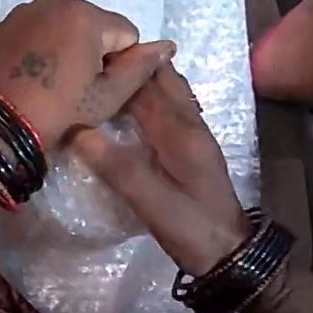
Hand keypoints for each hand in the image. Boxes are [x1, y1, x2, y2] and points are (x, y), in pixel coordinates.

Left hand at [0, 0, 176, 146]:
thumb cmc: (58, 111)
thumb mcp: (106, 96)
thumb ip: (140, 68)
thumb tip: (168, 46)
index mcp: (86, 15)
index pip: (126, 34)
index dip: (120, 64)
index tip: (99, 88)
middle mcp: (56, 1)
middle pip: (95, 26)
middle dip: (94, 52)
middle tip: (76, 88)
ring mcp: (27, 10)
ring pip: (66, 26)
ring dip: (69, 47)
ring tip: (55, 82)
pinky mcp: (6, 23)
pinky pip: (40, 29)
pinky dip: (44, 46)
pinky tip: (36, 73)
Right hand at [70, 65, 250, 274]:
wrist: (232, 254)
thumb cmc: (192, 230)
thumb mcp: (153, 204)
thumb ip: (119, 168)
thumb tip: (80, 132)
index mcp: (180, 133)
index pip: (144, 88)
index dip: (116, 71)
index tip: (83, 59)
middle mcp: (190, 125)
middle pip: (161, 81)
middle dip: (131, 64)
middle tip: (93, 58)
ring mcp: (195, 135)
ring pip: (169, 91)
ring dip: (143, 77)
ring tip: (111, 72)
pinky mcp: (193, 149)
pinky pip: (171, 107)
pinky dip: (152, 95)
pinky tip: (136, 103)